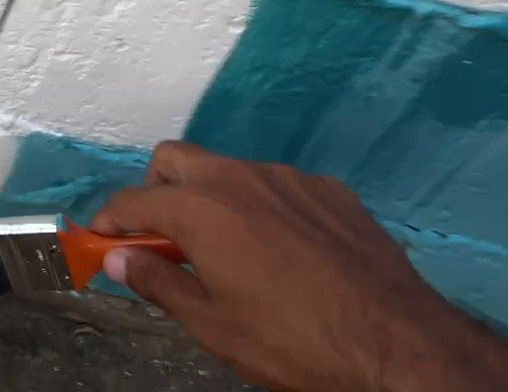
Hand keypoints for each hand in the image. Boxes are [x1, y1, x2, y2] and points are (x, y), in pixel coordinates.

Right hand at [92, 142, 507, 391]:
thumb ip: (156, 282)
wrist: (405, 349)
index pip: (132, 201)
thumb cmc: (294, 342)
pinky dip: (262, 206)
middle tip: (162, 237)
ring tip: (229, 248)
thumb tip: (115, 258)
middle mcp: (235, 176)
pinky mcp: (328, 188)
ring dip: (209, 196)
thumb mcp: (213, 325)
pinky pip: (276, 184)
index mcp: (199, 207)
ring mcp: (285, 177)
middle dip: (154, 190)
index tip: (102, 242)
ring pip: (225, 168)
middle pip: (171, 159)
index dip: (109, 221)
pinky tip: (285, 250)